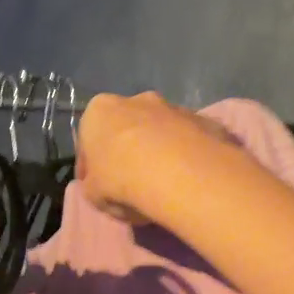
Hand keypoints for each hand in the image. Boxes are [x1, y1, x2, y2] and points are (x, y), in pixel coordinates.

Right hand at [76, 92, 236, 224]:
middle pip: (126, 128)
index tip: (98, 185)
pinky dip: (187, 155)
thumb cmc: (122, 178)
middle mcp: (135, 100)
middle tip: (132, 182)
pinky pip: (189, 140)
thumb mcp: (93, 193)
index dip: (91, 166)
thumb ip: (93, 185)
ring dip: (159, 151)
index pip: (88, 139)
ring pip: (160, 131)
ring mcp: (173, 107)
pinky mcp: (205, 120)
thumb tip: (101, 185)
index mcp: (99, 110)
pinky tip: (190, 181)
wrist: (179, 174)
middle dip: (128, 151)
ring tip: (165, 184)